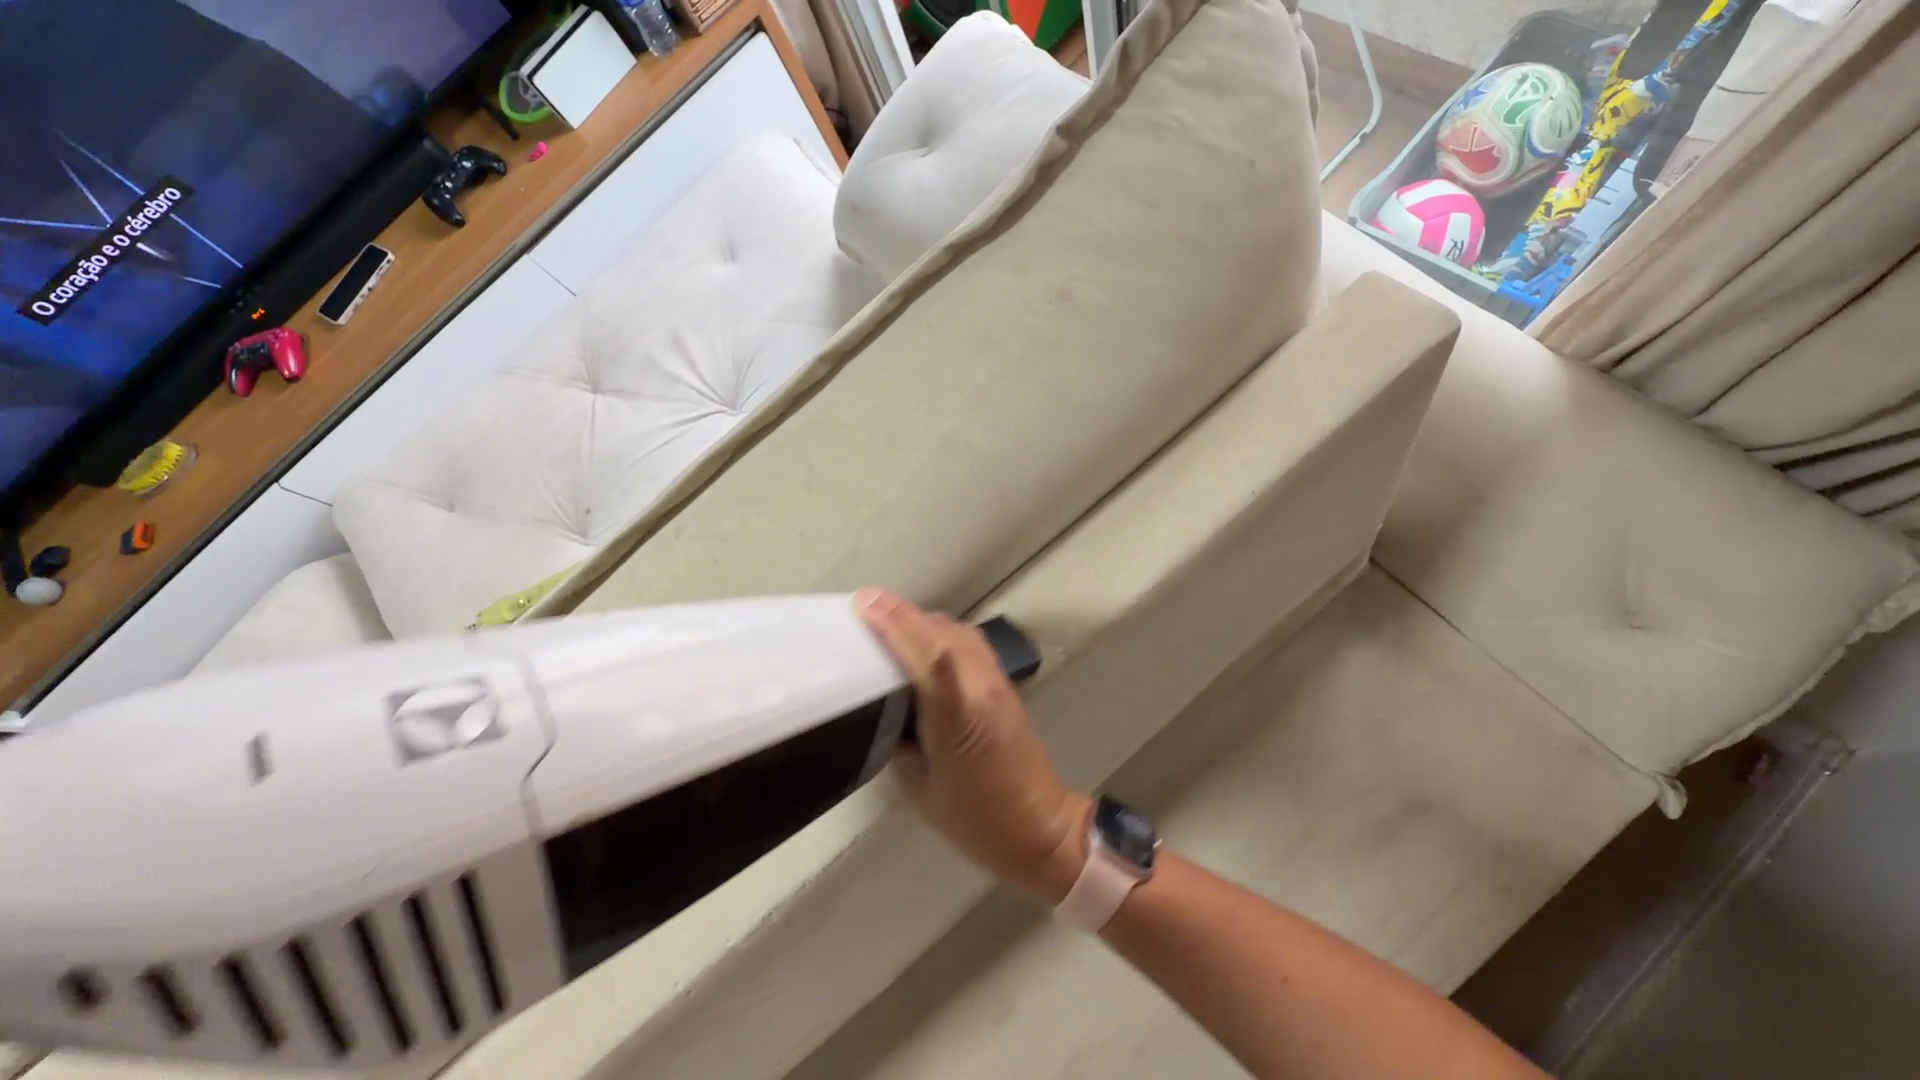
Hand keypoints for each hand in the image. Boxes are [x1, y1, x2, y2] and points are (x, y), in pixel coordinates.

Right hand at [853, 588, 1090, 902]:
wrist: (1041, 828)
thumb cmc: (976, 821)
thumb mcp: (920, 789)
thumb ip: (899, 740)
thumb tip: (886, 708)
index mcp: (959, 718)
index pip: (931, 656)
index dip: (898, 623)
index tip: (864, 603)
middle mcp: (981, 689)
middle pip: (942, 632)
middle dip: (901, 616)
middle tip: (862, 614)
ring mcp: (997, 683)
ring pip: (958, 632)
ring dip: (922, 623)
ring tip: (887, 626)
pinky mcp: (1005, 686)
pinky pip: (969, 645)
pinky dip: (941, 635)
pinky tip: (922, 646)